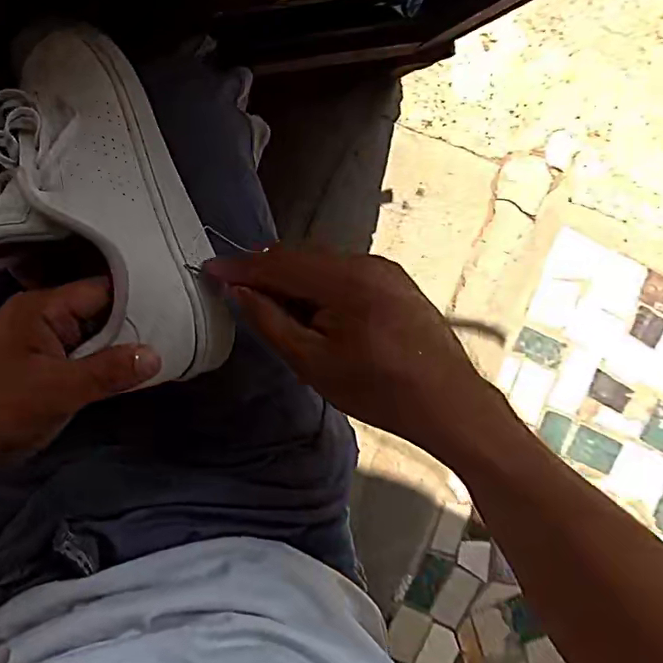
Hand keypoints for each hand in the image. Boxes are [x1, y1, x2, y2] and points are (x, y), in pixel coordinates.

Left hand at [0, 277, 159, 467]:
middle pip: (96, 310)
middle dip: (132, 324)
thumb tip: (155, 353)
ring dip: (117, 346)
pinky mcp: (39, 364)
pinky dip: (100, 362)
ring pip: (89, 334)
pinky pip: (78, 354)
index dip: (137, 298)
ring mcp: (38, 340)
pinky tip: (129, 372)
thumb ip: (108, 371)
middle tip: (179, 332)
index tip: (176, 306)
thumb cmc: (2, 409)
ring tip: (165, 349)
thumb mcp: (59, 390)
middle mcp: (40, 315)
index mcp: (40, 307)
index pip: (99, 290)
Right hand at [204, 246, 507, 463]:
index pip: (277, 265)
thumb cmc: (380, 392)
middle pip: (297, 256)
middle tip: (235, 289)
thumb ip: (269, 321)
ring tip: (270, 302)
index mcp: (346, 282)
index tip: (209, 268)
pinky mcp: (393, 280)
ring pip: (318, 261)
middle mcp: (366, 264)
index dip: (239, 267)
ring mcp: (384, 269)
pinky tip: (308, 305)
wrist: (453, 406)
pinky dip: (314, 281)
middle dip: (263, 270)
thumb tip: (238, 290)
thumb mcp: (312, 362)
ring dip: (289, 276)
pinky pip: (339, 269)